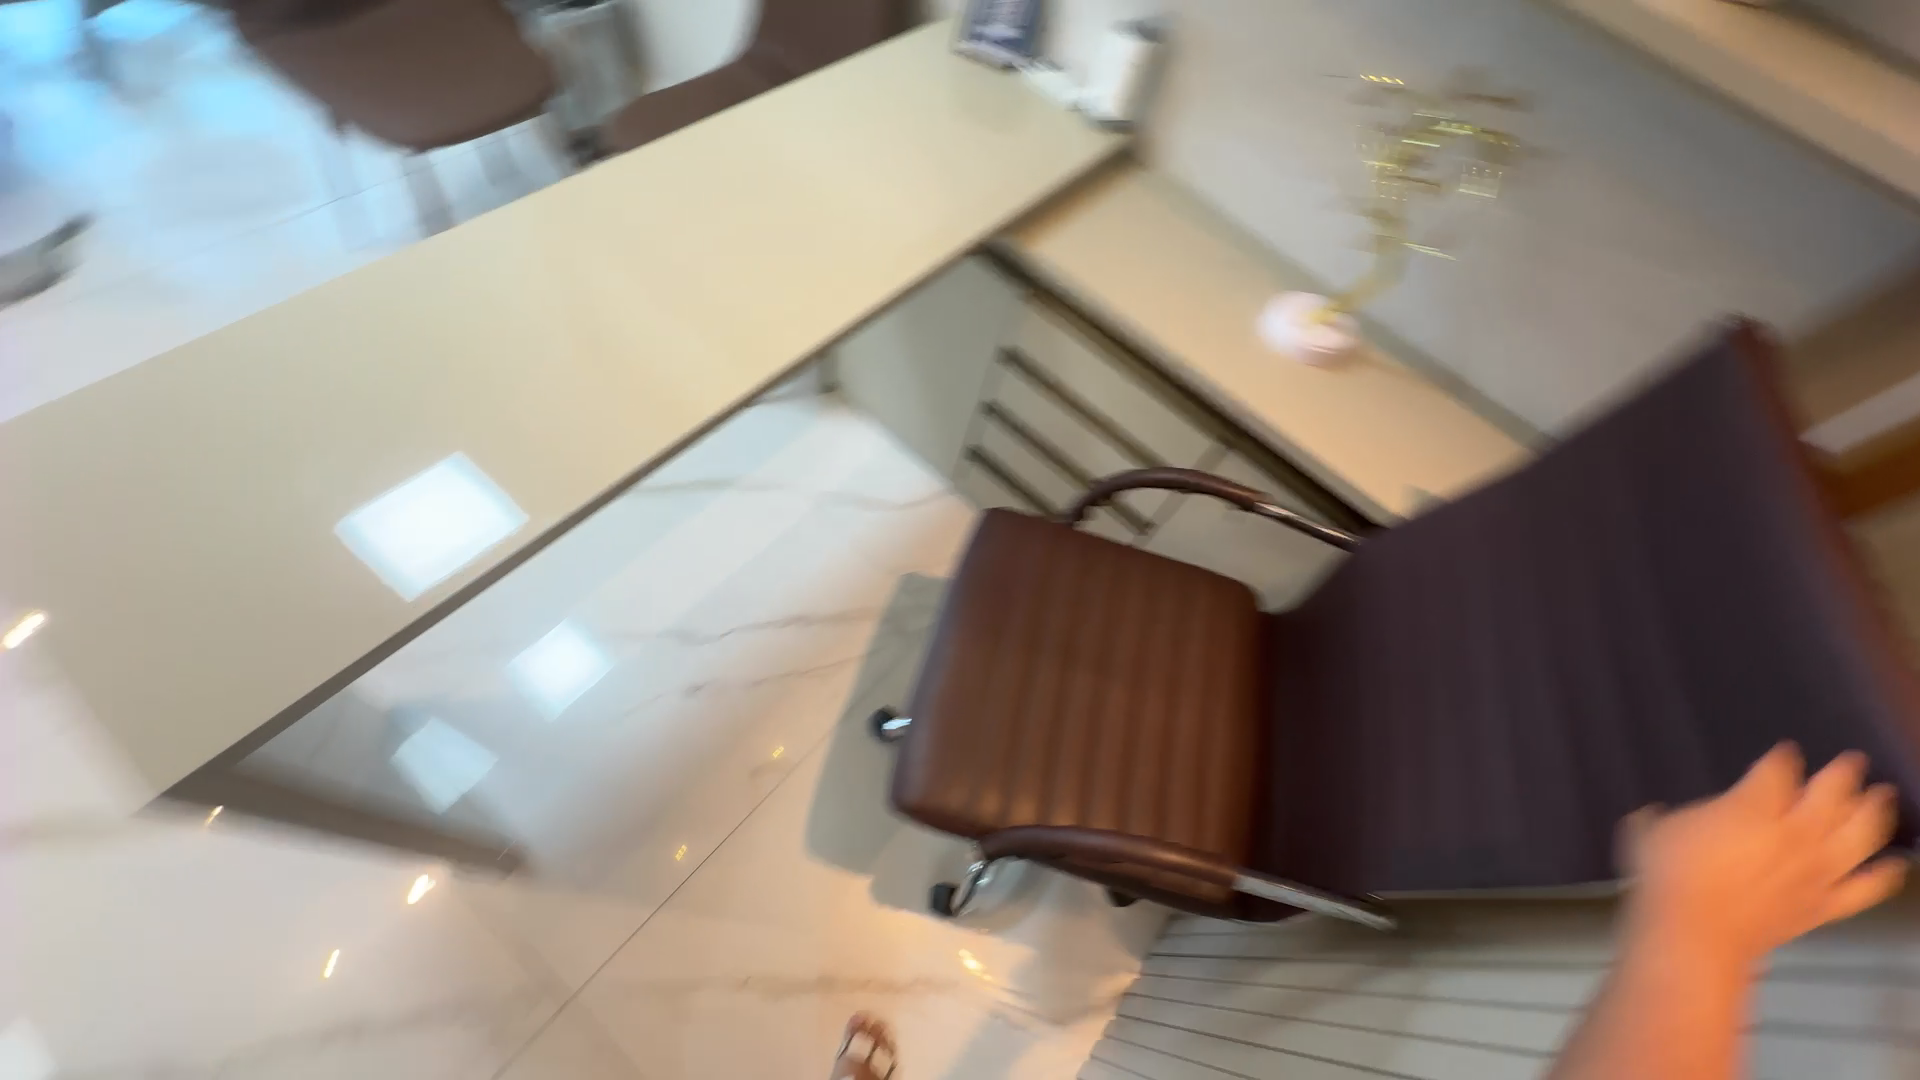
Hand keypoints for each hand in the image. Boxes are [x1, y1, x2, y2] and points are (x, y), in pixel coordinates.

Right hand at [1619, 743, 1907, 970]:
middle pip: (1828, 796)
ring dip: (1873, 813)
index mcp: (1747, 808)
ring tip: (1882, 797)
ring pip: (1858, 835)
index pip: (1774, 773)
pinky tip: (1894, 864)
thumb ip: (1673, 817)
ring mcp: (1815, 870)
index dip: (1782, 759)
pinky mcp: (1825, 902)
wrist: (1695, 928)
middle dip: (1842, 775)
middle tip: (1852, 762)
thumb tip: (1666, 815)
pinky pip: (1866, 887)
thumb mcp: (1652, 829)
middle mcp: (1792, 834)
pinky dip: (1885, 875)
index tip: (1786, 751)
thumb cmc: (1667, 875)